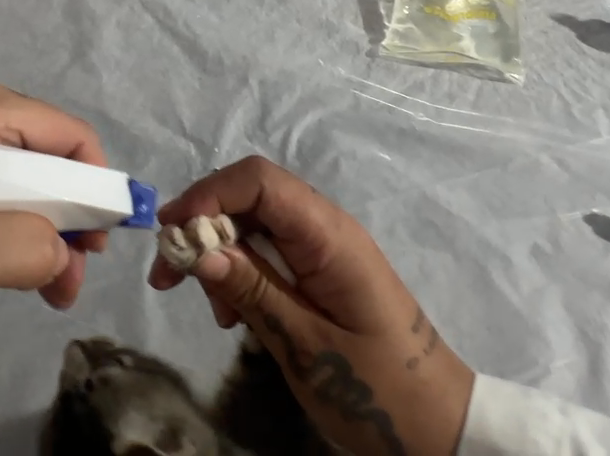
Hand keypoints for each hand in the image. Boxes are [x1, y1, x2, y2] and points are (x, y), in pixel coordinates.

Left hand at [0, 80, 108, 327]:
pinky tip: (10, 269)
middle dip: (68, 218)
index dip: (95, 186)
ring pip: (23, 178)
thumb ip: (29, 247)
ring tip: (47, 288)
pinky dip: (10, 227)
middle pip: (48, 156)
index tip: (99, 244)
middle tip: (70, 277)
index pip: (68, 134)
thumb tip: (65, 253)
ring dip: (41, 231)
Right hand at [149, 157, 473, 455]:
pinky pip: (268, 252)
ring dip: (219, 255)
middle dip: (204, 227)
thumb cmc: (378, 389)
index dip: (208, 195)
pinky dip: (239, 273)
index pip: (259, 181)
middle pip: (249, 198)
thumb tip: (199, 251)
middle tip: (170, 276)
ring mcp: (322, 249)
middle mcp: (324, 228)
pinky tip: (233, 315)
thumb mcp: (306, 346)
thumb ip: (253, 291)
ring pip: (253, 224)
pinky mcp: (318, 271)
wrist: (439, 428)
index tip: (170, 234)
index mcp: (328, 236)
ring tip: (213, 311)